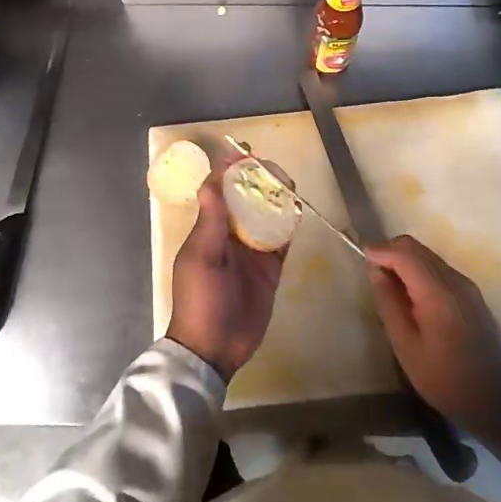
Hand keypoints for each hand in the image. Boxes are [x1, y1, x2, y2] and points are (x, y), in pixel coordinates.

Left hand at [166, 155, 284, 379]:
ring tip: (290, 183)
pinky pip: (281, 242)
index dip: (228, 173)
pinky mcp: (269, 270)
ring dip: (275, 201)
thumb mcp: (201, 258)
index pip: (218, 194)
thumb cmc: (201, 300)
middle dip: (257, 183)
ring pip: (266, 218)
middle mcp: (230, 237)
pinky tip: (299, 211)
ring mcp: (251, 253)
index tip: (242, 153)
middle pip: (245, 202)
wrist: (214, 348)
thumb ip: (211, 222)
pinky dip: (289, 226)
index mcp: (208, 232)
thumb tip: (211, 182)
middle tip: (274, 168)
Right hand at [364, 235, 500, 432]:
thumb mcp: (406, 346)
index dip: (381, 250)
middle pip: (418, 249)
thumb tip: (376, 271)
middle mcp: (456, 280)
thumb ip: (389, 303)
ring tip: (390, 287)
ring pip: (430, 257)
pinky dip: (421, 272)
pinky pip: (441, 270)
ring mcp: (468, 286)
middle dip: (392, 252)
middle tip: (372, 274)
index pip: (405, 253)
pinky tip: (413, 297)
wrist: (496, 399)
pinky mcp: (473, 295)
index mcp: (438, 292)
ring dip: (406, 261)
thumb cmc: (445, 379)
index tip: (361, 257)